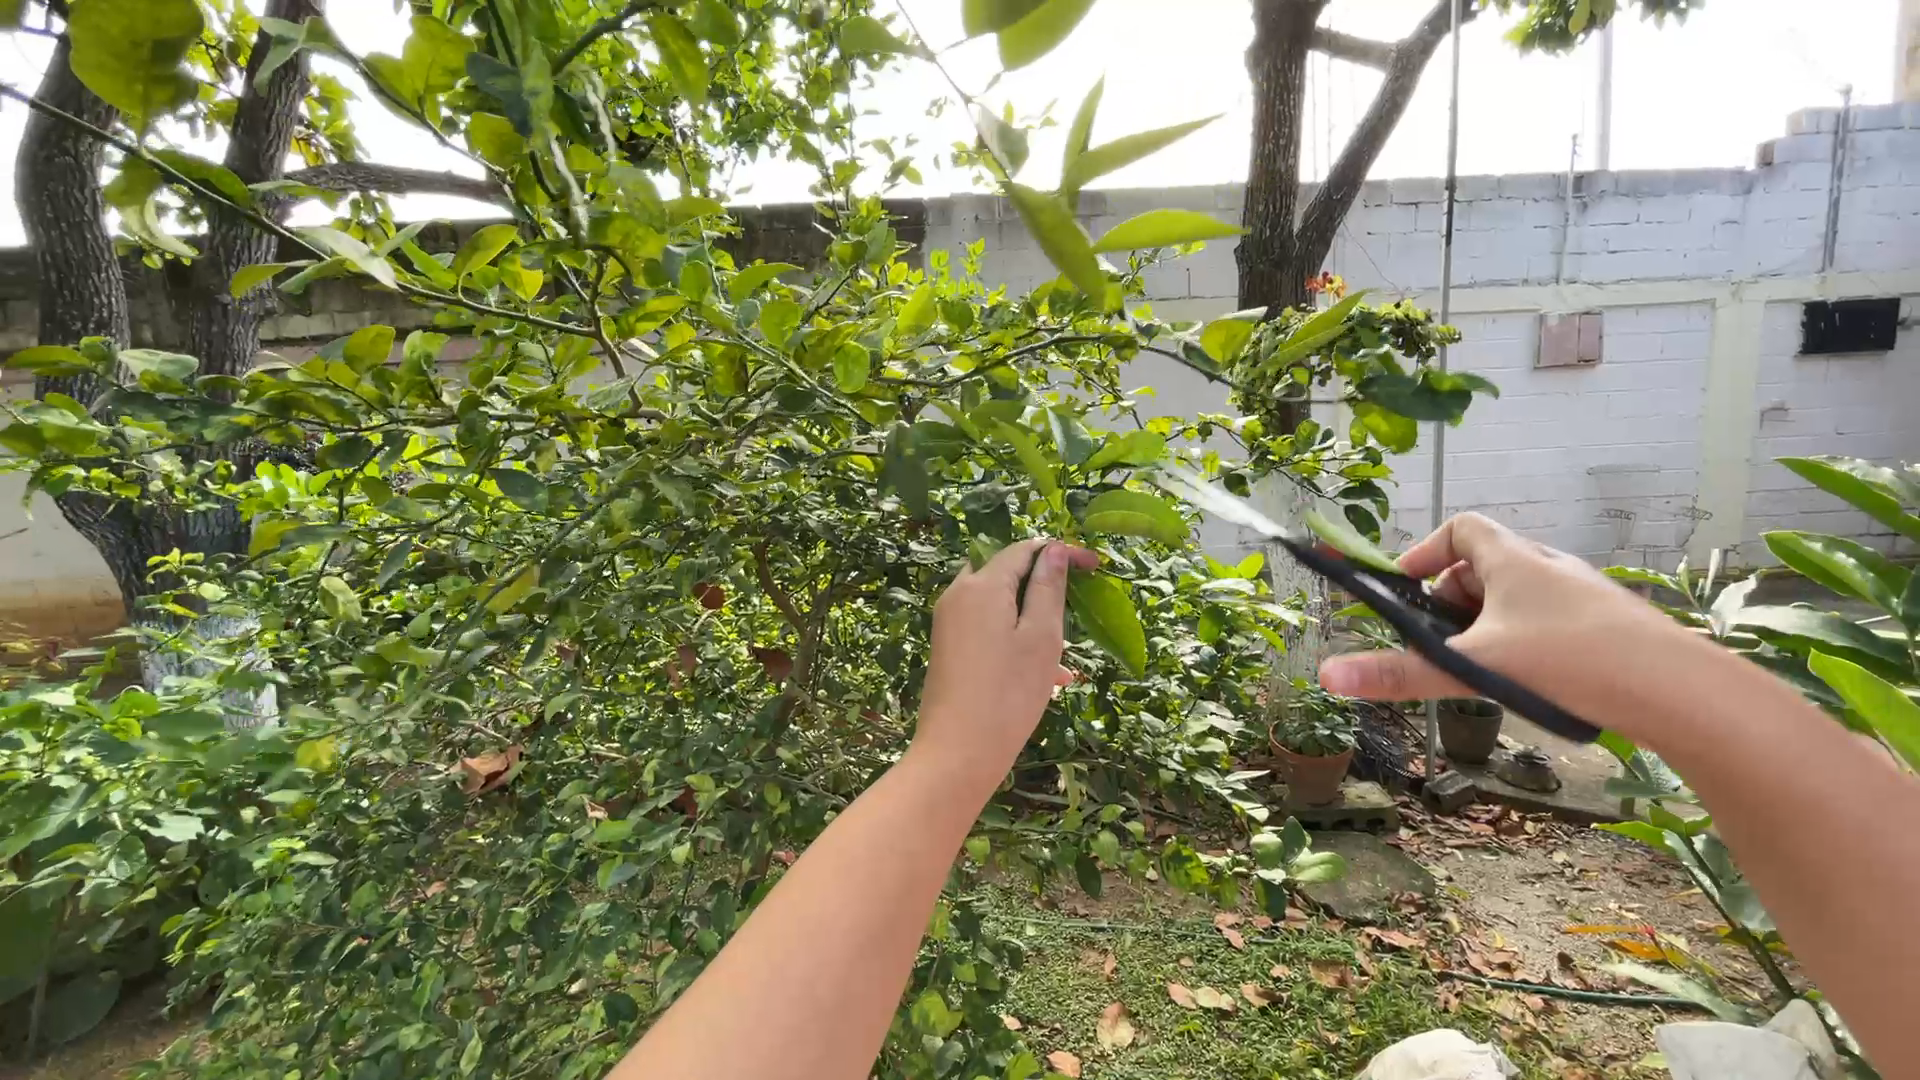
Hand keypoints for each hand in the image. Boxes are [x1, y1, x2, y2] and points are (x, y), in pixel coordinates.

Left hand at [914, 538, 1098, 780]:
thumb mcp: (1041, 636)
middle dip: (1043, 587)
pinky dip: (1015, 640)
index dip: (1059, 552)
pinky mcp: (949, 648)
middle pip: (1006, 573)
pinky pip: (988, 629)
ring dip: (1033, 621)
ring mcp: (949, 622)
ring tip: (1065, 660)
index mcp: (981, 585)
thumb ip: (1048, 587)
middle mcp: (958, 595)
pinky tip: (1047, 678)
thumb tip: (1053, 550)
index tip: (1094, 566)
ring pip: (999, 606)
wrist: (958, 752)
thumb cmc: (1009, 692)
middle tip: (1076, 609)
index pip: (1024, 549)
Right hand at [1318, 512, 1688, 742]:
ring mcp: (1585, 596)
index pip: (1461, 528)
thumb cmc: (1570, 661)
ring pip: (1518, 595)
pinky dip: (1525, 639)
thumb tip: (1327, 675)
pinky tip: (1531, 678)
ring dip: (1488, 620)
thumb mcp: (1473, 666)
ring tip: (1482, 663)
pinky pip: (1550, 619)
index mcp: (1514, 560)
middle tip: (1440, 637)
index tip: (1406, 586)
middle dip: (1451, 597)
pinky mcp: (1611, 627)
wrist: (1688, 695)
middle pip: (1484, 563)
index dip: (1425, 551)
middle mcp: (1550, 567)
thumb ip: (1399, 673)